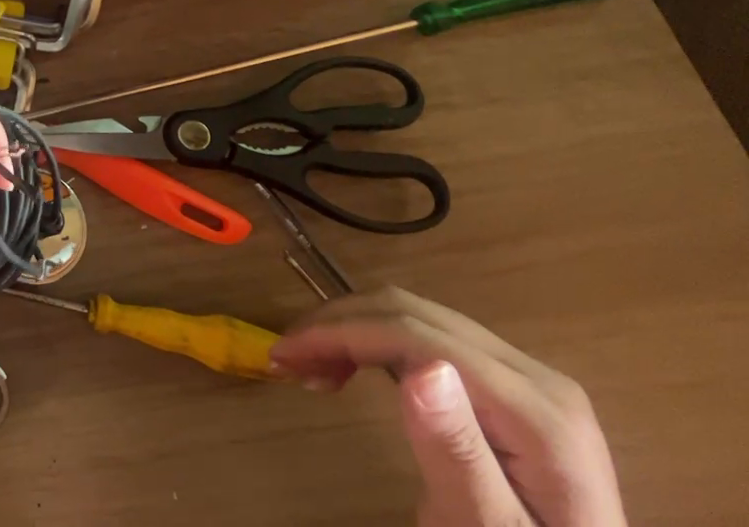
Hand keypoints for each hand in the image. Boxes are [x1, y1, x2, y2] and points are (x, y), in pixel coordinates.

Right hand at [270, 288, 625, 526]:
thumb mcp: (483, 525)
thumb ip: (459, 453)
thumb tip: (423, 370)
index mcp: (536, 409)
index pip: (419, 337)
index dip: (342, 332)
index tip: (282, 355)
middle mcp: (534, 375)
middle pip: (414, 314)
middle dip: (337, 325)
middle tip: (285, 360)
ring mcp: (523, 376)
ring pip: (414, 316)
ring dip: (349, 329)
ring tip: (307, 365)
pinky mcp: (505, 383)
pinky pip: (426, 337)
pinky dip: (373, 341)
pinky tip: (348, 368)